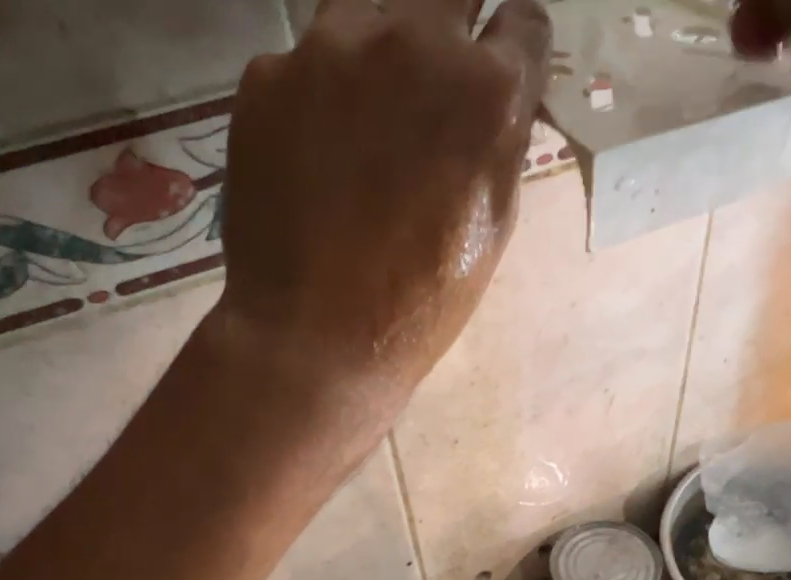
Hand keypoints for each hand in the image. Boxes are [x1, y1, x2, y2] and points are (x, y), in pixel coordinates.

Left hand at [213, 0, 550, 410]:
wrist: (314, 335)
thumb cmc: (423, 299)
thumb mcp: (494, 224)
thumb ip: (503, 140)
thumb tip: (502, 98)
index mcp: (487, 90)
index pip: (524, 19)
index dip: (516, 45)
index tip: (503, 65)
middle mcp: (413, 43)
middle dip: (456, 22)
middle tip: (438, 78)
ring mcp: (329, 50)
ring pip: (371, 5)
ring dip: (385, 41)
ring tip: (372, 105)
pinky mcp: (266, 75)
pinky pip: (305, 56)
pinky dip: (319, 88)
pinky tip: (315, 146)